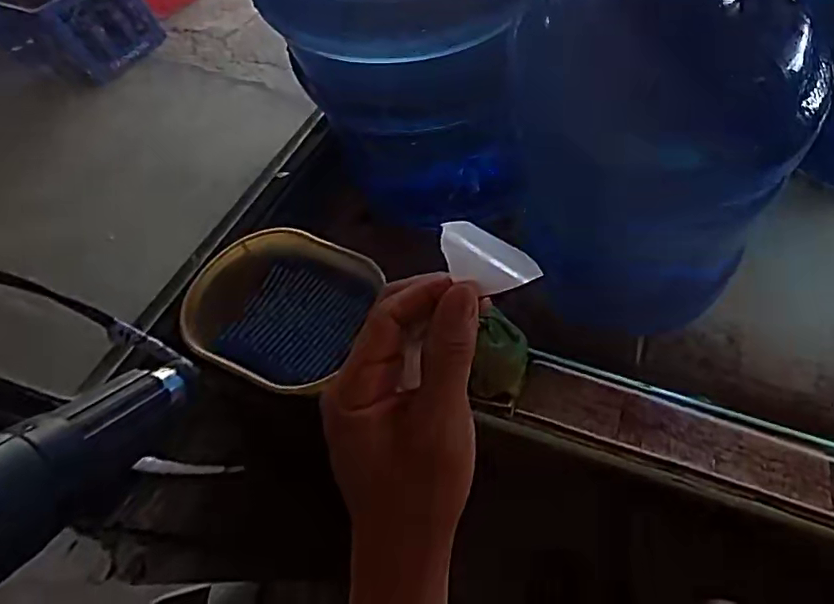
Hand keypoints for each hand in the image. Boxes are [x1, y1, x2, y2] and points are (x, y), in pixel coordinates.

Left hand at [322, 273, 480, 602]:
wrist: (410, 551)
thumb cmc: (422, 492)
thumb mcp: (441, 418)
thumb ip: (450, 352)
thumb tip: (464, 292)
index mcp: (353, 387)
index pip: (385, 317)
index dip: (426, 292)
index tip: (469, 283)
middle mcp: (355, 383)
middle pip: (390, 318)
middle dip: (433, 298)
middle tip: (479, 292)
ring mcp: (371, 392)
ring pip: (402, 333)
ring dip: (440, 315)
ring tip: (480, 307)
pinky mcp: (390, 401)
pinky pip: (411, 354)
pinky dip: (439, 337)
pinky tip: (466, 334)